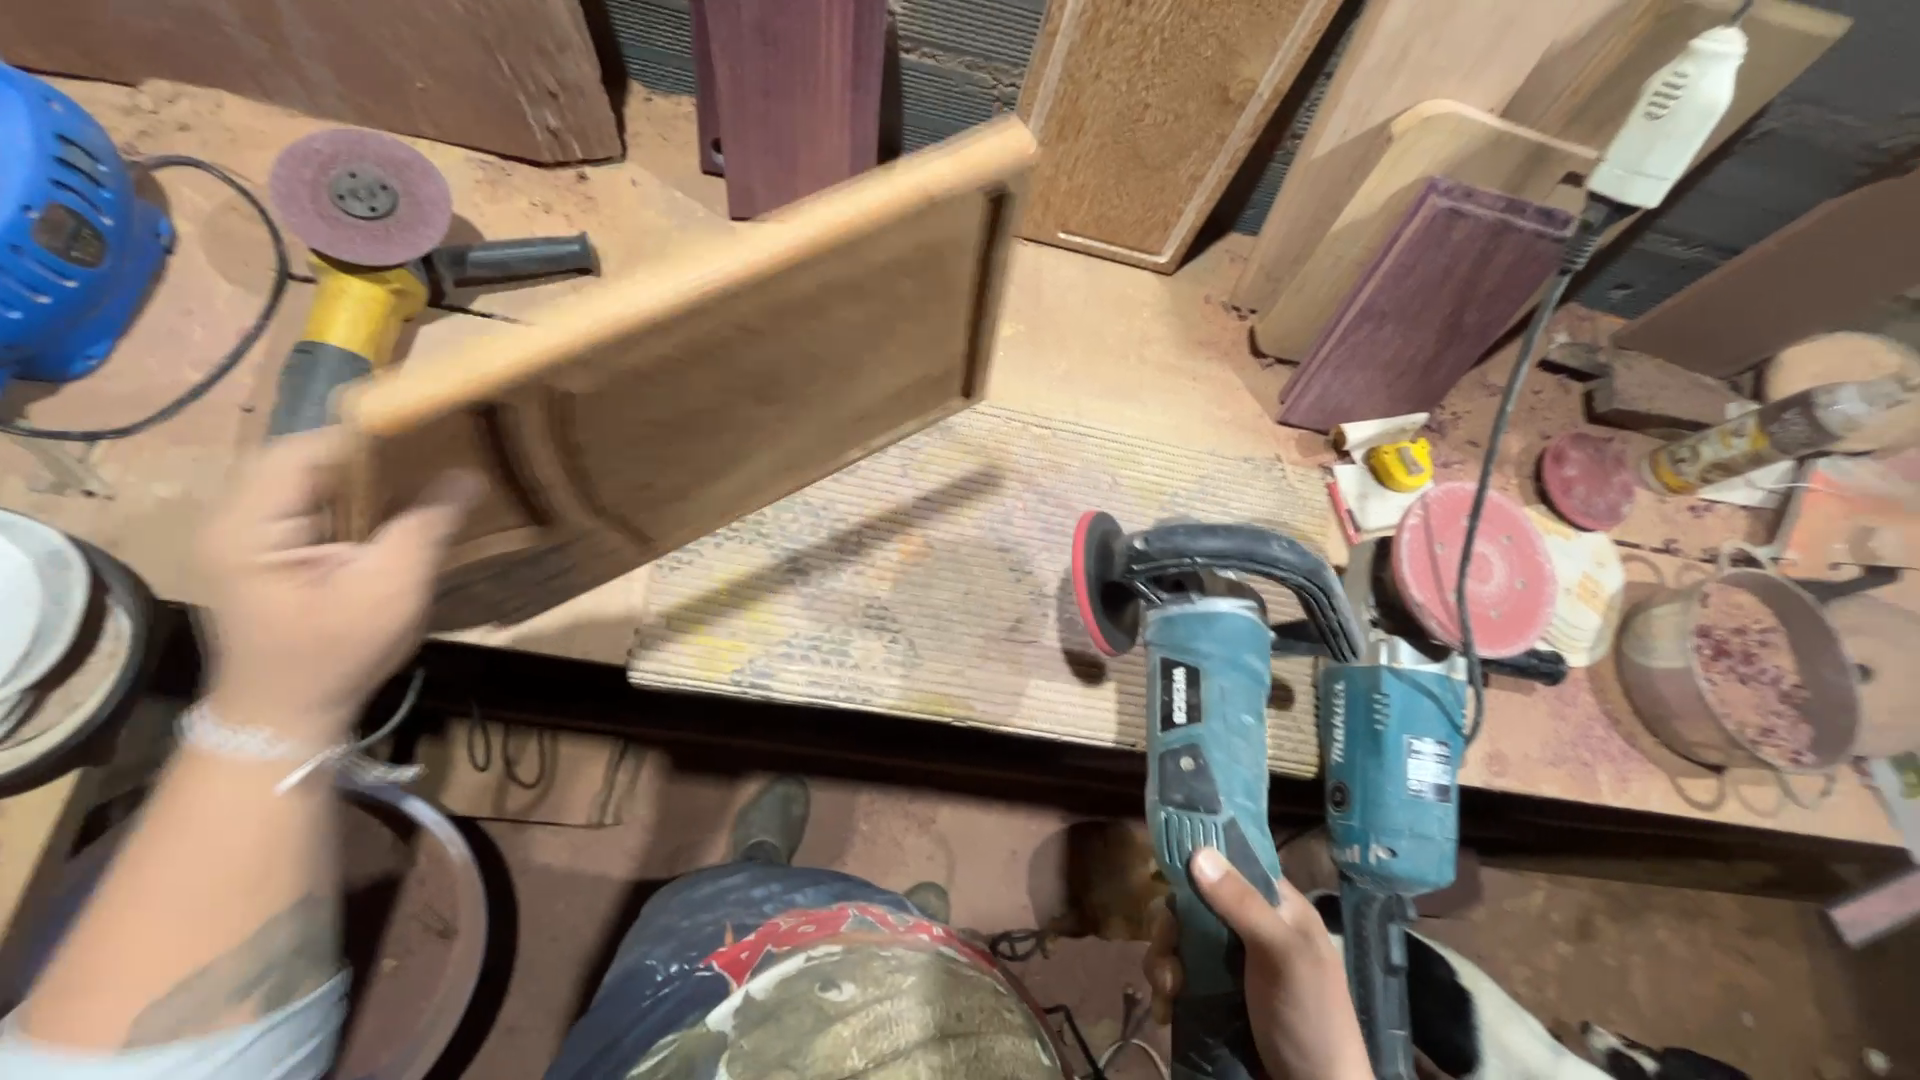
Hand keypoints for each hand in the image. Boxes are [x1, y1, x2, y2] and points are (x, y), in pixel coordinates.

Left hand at [197, 430, 481, 742]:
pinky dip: (354, 505)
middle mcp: (234, 521)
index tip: (427, 442)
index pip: (302, 452)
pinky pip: (311, 510)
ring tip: (421, 484)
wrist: (284, 719)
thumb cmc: (334, 656)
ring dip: (364, 483)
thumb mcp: (390, 591)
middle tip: (432, 460)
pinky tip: (393, 516)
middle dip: (370, 460)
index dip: (365, 441)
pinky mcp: (264, 556)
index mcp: (249, 526)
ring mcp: (245, 539)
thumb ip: (426, 527)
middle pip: (304, 463)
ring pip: (309, 484)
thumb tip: (468, 474)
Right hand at [1144, 847, 1372, 1079]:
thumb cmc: (1311, 1017)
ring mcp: (1228, 964)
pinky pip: (1175, 977)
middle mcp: (1248, 928)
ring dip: (1162, 962)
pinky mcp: (1211, 997)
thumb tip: (1198, 851)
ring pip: (1178, 941)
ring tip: (1168, 992)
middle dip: (1170, 927)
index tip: (1167, 873)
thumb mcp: (1284, 956)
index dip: (1197, 863)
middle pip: (1192, 904)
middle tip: (1167, 951)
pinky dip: (1164, 990)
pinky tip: (1166, 1010)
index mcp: (1275, 907)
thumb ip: (1243, 905)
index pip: (1231, 864)